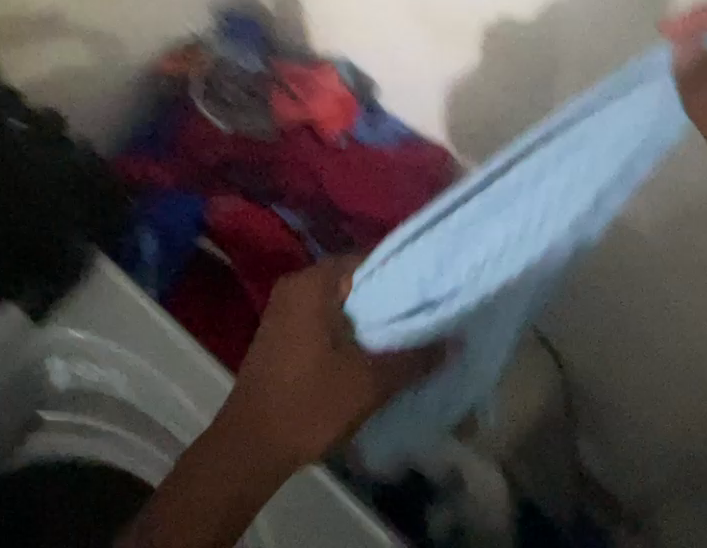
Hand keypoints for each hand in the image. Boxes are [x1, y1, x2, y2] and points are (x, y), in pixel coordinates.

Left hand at [217, 257, 444, 469]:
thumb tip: (455, 342)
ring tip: (408, 334)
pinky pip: (323, 320)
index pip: (366, 261)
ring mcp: (284, 311)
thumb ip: (414, 359)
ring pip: (338, 303)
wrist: (250, 446)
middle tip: (426, 313)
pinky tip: (373, 352)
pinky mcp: (282, 335)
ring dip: (368, 318)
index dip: (402, 273)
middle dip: (387, 299)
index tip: (432, 288)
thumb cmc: (309, 403)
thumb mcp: (369, 383)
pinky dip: (348, 331)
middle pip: (352, 281)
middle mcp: (294, 287)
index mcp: (311, 284)